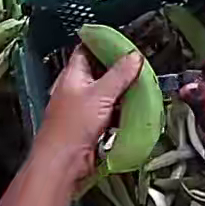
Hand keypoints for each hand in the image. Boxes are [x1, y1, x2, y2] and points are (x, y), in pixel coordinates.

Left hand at [30, 47, 144, 189]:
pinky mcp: (91, 125)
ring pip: (106, 92)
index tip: (123, 42)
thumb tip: (134, 56)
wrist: (63, 163)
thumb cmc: (73, 126)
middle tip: (138, 65)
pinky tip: (134, 108)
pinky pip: (109, 111)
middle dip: (118, 69)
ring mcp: (83, 107)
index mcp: (72, 74)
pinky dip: (121, 109)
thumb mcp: (100, 95)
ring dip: (122, 90)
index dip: (103, 44)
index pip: (86, 50)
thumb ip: (119, 74)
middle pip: (99, 71)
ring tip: (141, 85)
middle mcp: (76, 88)